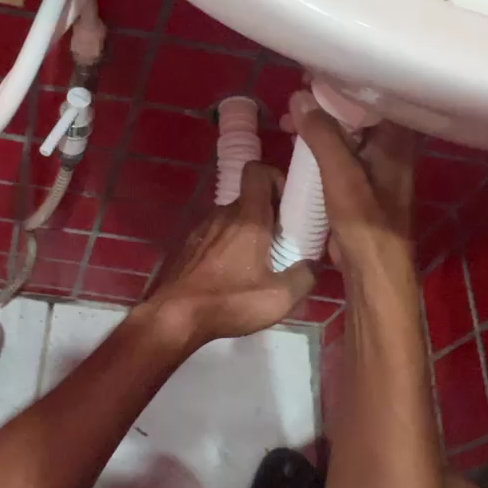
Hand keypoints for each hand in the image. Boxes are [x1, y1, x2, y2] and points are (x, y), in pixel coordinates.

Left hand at [144, 162, 315, 347]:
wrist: (175, 316)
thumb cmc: (229, 302)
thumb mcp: (279, 298)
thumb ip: (304, 277)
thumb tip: (312, 264)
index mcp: (248, 218)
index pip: (257, 172)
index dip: (275, 178)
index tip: (288, 204)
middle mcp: (223, 215)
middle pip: (250, 198)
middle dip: (269, 214)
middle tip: (282, 242)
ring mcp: (203, 228)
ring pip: (233, 217)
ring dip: (248, 231)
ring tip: (259, 263)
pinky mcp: (191, 244)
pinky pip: (217, 233)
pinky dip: (229, 244)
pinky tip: (233, 274)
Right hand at [285, 90, 417, 270]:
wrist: (374, 273)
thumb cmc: (365, 222)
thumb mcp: (341, 174)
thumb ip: (321, 134)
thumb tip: (300, 96)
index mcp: (396, 140)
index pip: (373, 95)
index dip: (344, 81)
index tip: (314, 72)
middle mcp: (390, 148)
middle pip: (358, 112)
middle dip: (326, 101)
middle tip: (296, 94)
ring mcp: (376, 167)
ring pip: (347, 132)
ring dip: (319, 123)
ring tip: (289, 119)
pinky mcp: (362, 184)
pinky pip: (340, 152)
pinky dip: (320, 144)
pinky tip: (298, 144)